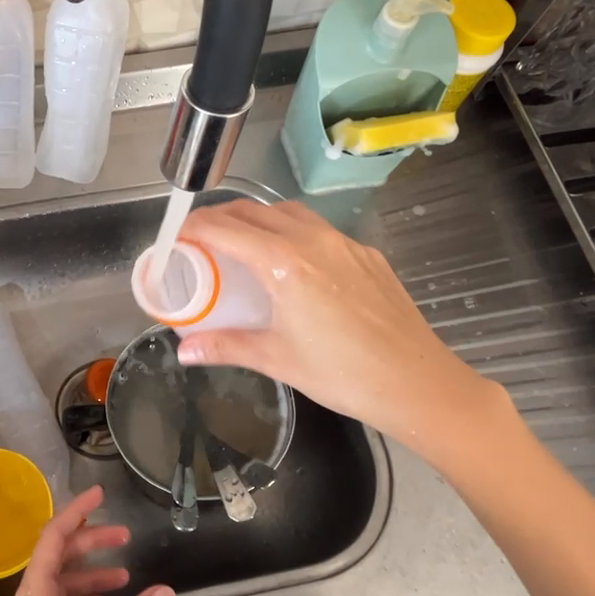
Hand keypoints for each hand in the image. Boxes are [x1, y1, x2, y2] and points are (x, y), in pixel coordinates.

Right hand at [174, 201, 513, 460]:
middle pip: (253, 211)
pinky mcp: (367, 255)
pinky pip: (320, 231)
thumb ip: (227, 347)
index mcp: (285, 263)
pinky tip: (294, 266)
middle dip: (221, 218)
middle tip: (201, 240)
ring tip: (243, 246)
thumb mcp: (278, 360)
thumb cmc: (344, 374)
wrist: (418, 384)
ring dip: (258, 220)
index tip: (176, 236)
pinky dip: (293, 234)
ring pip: (289, 213)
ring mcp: (345, 244)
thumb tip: (185, 352)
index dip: (193, 227)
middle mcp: (313, 241)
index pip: (225, 229)